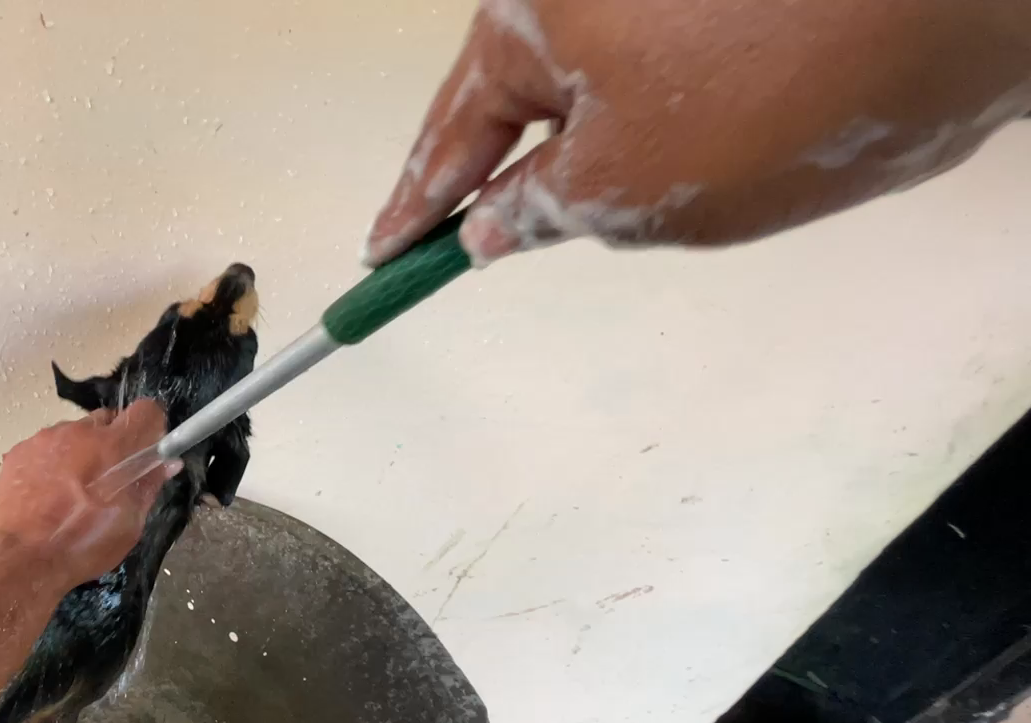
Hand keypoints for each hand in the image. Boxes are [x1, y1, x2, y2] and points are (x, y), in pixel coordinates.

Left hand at [0, 400, 177, 589]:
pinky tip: (45, 494)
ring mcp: (45, 438)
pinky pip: (46, 447)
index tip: (145, 450)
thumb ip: (148, 487)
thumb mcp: (128, 525)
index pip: (146, 412)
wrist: (20, 558)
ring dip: (79, 453)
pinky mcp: (19, 450)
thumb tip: (167, 464)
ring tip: (69, 491)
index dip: (149, 429)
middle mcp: (80, 432)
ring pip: (73, 434)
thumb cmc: (81, 546)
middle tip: (107, 479)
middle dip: (112, 443)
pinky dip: (51, 463)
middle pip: (106, 420)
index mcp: (114, 448)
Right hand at [364, 0, 1030, 265]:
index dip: (410, 214)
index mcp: (533, 15)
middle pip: (512, 103)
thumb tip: (490, 228)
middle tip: (491, 239)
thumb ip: (537, 215)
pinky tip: (721, 129)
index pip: (446, 144)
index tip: (377, 259)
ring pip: (593, 84)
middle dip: (507, 178)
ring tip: (662, 178)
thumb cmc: (786, 89)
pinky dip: (671, 110)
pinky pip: (663, 58)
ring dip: (602, 145)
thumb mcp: (629, 189)